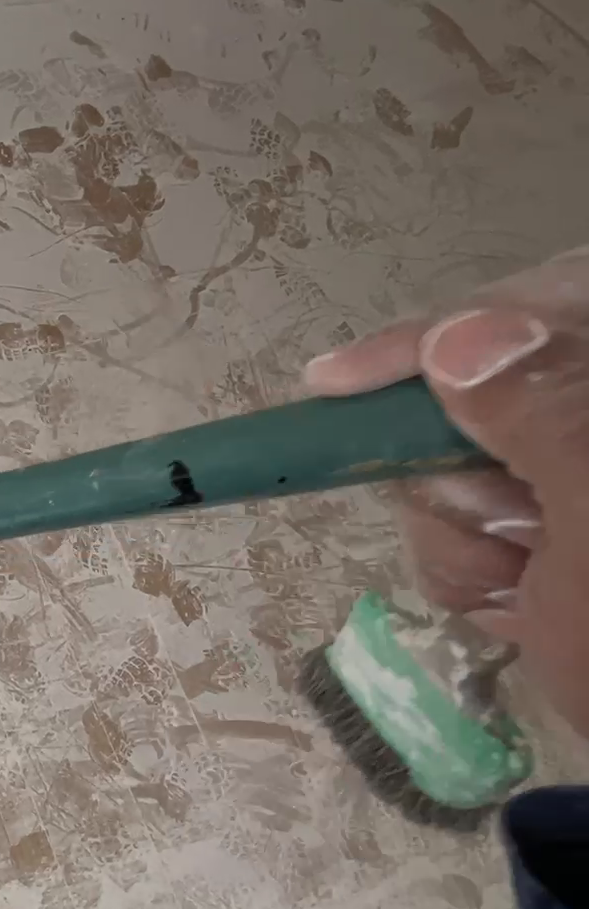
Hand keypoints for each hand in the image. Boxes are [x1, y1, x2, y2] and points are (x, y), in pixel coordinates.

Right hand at [304, 245, 588, 733]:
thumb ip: (558, 422)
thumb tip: (465, 335)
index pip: (563, 306)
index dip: (454, 328)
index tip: (343, 382)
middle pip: (494, 390)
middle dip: (456, 466)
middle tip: (498, 528)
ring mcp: (576, 481)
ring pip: (462, 464)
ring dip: (459, 531)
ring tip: (520, 590)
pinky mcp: (560, 528)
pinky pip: (467, 517)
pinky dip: (470, 562)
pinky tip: (521, 603)